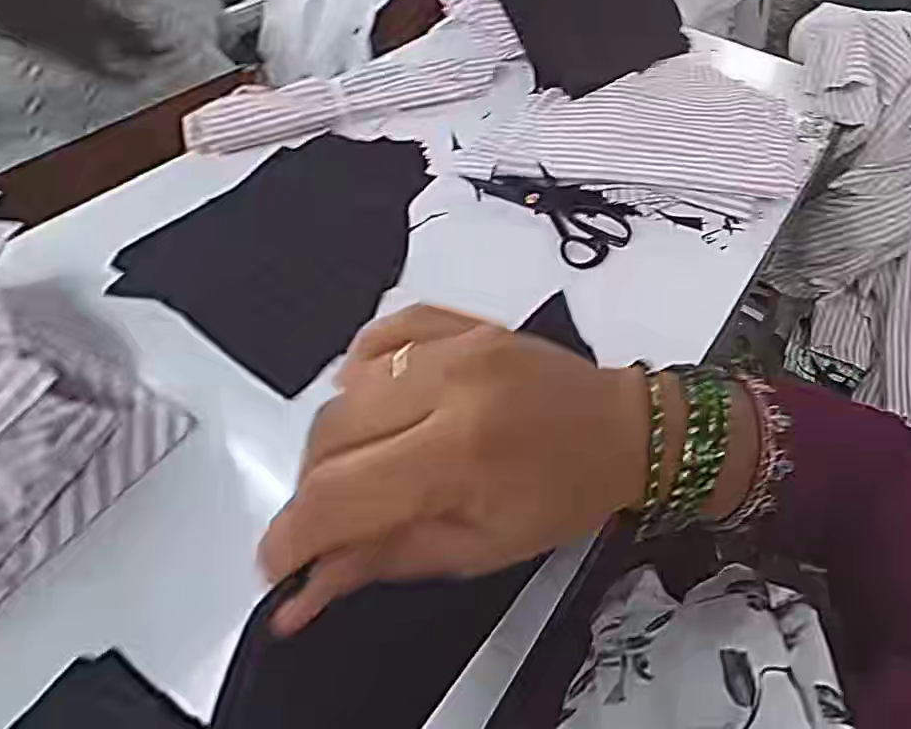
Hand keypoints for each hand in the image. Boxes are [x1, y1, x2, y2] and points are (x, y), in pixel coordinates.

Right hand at [256, 304, 650, 635]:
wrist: (625, 429)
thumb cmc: (571, 489)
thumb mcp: (481, 547)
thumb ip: (385, 559)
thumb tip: (307, 588)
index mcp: (461, 449)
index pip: (333, 496)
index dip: (289, 541)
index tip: (285, 561)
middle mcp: (458, 383)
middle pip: (329, 433)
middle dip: (317, 488)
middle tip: (343, 515)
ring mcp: (467, 343)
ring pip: (349, 384)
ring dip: (342, 431)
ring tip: (377, 458)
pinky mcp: (475, 323)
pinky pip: (392, 327)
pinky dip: (368, 363)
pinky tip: (383, 393)